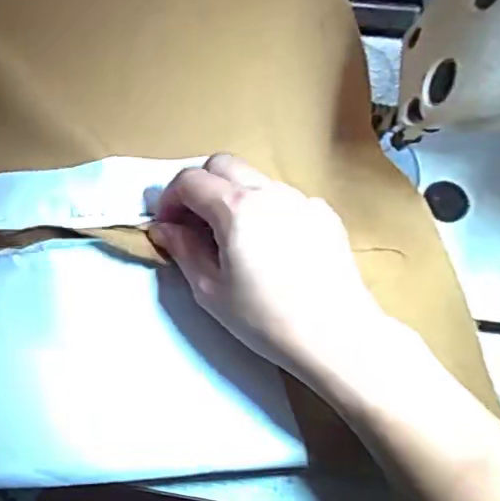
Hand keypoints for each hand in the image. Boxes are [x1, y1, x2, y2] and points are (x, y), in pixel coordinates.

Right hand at [148, 154, 396, 377]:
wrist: (336, 335)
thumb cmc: (264, 318)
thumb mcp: (210, 289)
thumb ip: (183, 250)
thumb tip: (163, 228)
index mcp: (236, 208)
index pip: (190, 180)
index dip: (169, 199)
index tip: (165, 226)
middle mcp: (269, 192)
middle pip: (222, 165)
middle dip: (199, 186)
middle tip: (191, 223)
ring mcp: (301, 199)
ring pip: (254, 179)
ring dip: (231, 196)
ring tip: (230, 238)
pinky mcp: (323, 214)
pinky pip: (283, 198)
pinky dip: (263, 210)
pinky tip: (268, 246)